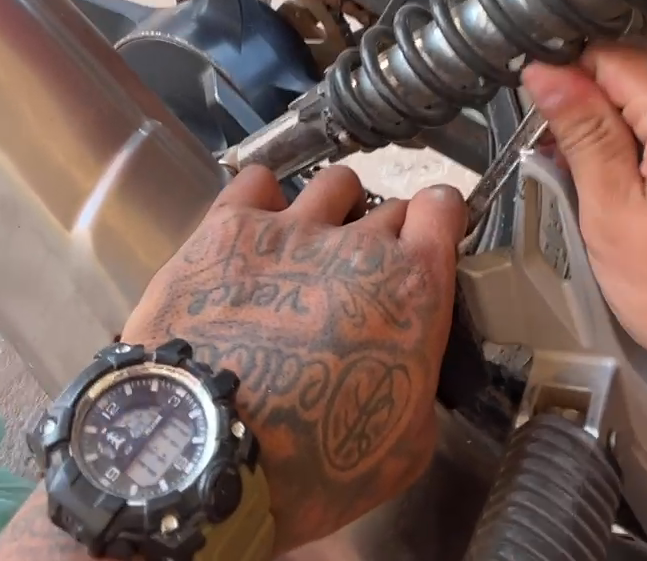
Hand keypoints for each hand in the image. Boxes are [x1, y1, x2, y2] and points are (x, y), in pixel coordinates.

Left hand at [119, 166, 464, 552]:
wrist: (204, 453)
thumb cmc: (312, 466)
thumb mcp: (406, 444)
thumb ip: (419, 375)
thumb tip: (408, 352)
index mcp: (410, 287)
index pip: (442, 208)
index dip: (438, 220)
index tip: (428, 237)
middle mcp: (357, 241)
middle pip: (388, 206)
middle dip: (386, 236)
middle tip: (365, 277)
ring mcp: (290, 226)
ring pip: (334, 184)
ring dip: (335, 210)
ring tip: (312, 246)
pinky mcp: (229, 224)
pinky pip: (258, 180)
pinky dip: (264, 198)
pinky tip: (257, 227)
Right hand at [520, 45, 646, 410]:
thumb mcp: (614, 212)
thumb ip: (582, 130)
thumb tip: (543, 70)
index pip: (608, 55)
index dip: (563, 81)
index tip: (539, 128)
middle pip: (639, 72)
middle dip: (592, 106)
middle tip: (561, 162)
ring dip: (621, 126)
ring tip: (596, 182)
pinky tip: (638, 188)